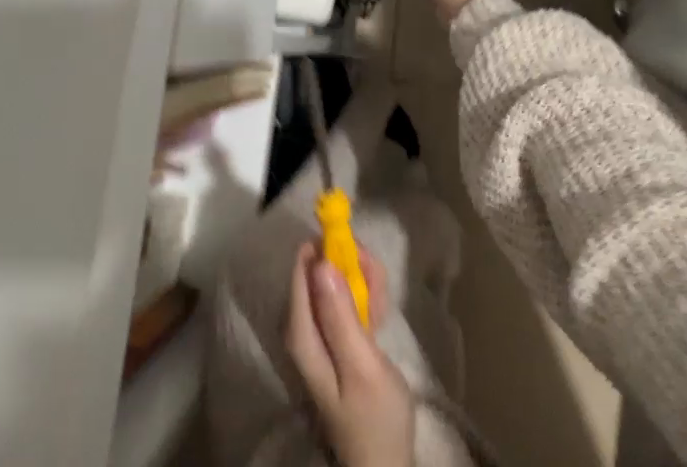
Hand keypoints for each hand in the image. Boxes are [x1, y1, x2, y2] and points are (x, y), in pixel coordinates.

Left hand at [285, 242, 413, 466]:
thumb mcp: (361, 364)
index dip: (326, 248)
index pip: (303, 270)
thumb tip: (321, 264)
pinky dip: (368, 299)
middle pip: (321, 273)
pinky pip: (349, 301)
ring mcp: (323, 332)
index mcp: (303, 332)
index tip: (355, 241)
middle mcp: (305, 327)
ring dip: (363, 281)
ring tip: (383, 301)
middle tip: (377, 278)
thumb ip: (341, 315)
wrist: (383, 459)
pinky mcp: (340, 338)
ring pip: (338, 284)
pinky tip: (381, 311)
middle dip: (351, 265)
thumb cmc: (374, 415)